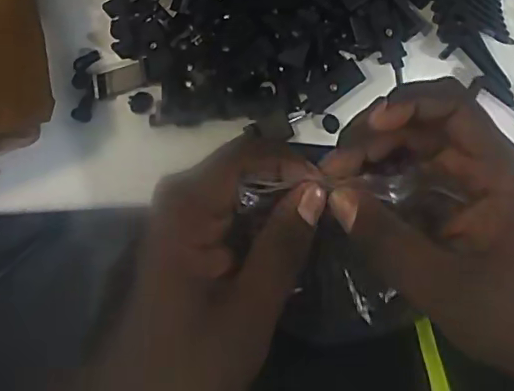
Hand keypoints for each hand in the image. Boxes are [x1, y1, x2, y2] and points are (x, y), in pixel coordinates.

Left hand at [80, 137, 324, 390]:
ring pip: (238, 186)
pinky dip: (259, 220)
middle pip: (242, 166)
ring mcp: (179, 211)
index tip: (332, 184)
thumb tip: (316, 189)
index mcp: (188, 201)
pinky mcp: (183, 231)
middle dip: (288, 181)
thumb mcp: (248, 310)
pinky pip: (228, 208)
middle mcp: (180, 193)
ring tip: (320, 222)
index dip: (291, 159)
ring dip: (277, 201)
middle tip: (333, 206)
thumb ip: (282, 246)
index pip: (246, 152)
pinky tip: (288, 241)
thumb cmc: (190, 360)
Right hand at [324, 78, 513, 389]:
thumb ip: (389, 241)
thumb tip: (336, 196)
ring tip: (338, 173)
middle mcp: (474, 158)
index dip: (412, 104)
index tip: (374, 125)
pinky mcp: (438, 189)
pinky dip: (373, 167)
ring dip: (368, 147)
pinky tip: (351, 187)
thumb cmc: (503, 313)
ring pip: (405, 136)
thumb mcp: (444, 285)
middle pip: (419, 117)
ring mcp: (455, 172)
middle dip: (374, 132)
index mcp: (494, 167)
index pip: (454, 106)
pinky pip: (401, 162)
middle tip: (339, 162)